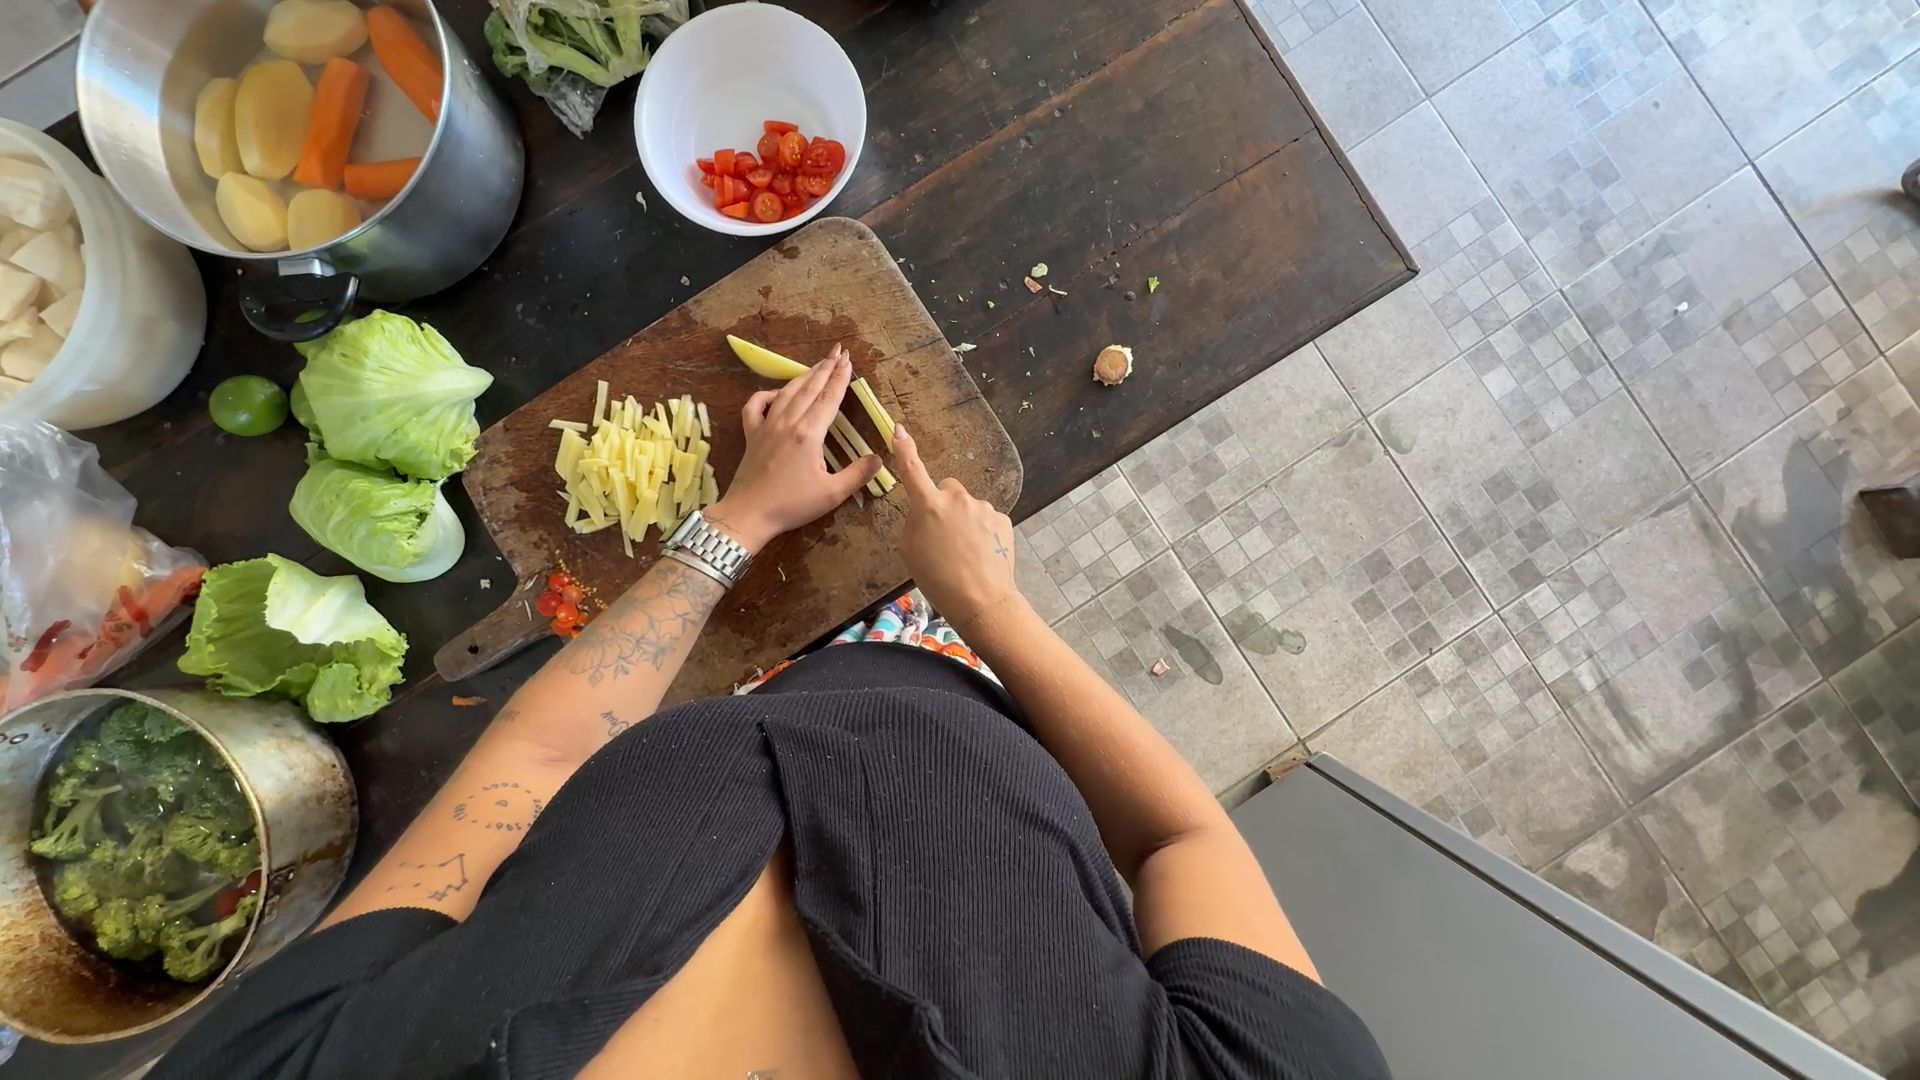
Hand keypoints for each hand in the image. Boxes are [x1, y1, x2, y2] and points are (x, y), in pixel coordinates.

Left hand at [706, 345, 880, 552]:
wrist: (749, 514)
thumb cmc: (792, 505)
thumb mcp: (832, 494)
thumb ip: (858, 474)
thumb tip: (879, 459)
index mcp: (808, 433)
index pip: (829, 398)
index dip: (841, 378)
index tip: (849, 360)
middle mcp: (788, 422)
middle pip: (809, 388)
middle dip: (826, 367)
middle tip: (838, 351)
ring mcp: (766, 426)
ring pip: (787, 391)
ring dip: (804, 375)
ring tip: (818, 363)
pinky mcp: (751, 434)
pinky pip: (757, 405)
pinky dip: (768, 394)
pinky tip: (778, 393)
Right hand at [892, 423, 1020, 629]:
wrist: (980, 600)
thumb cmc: (937, 579)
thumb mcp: (909, 550)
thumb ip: (915, 522)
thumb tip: (926, 512)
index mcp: (928, 506)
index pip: (912, 470)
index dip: (904, 449)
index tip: (899, 429)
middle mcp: (957, 499)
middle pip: (946, 489)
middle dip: (944, 504)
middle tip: (943, 536)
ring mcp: (983, 507)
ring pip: (968, 507)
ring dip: (965, 522)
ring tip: (965, 553)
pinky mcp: (1003, 519)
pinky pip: (987, 520)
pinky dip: (984, 533)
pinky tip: (982, 554)